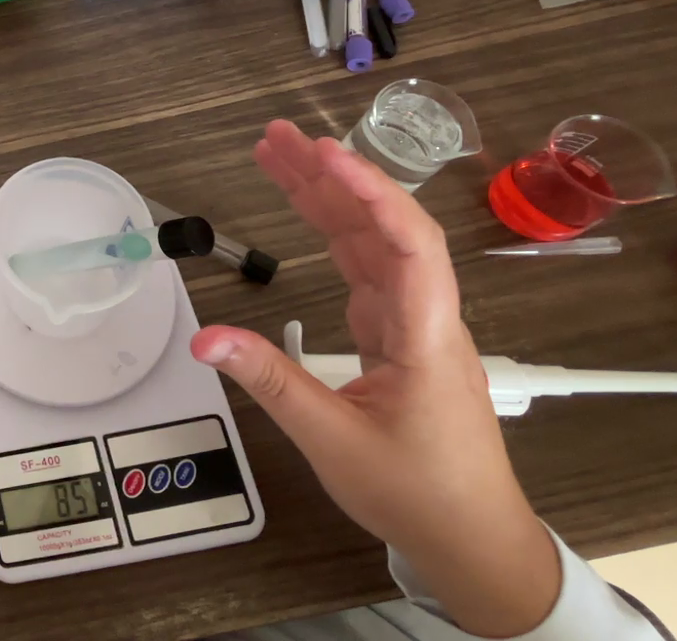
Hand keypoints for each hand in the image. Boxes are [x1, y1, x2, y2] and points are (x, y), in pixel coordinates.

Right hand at [191, 120, 558, 636]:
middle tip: (275, 136)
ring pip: (370, 241)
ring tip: (277, 155)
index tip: (323, 153)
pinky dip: (331, 232)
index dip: (368, 192)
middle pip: (382, 227)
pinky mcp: (395, 332)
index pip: (407, 245)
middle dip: (331, 176)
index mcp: (425, 335)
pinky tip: (307, 211)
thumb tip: (203, 338)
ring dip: (327, 196)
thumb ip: (269, 381)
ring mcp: (411, 321)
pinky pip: (363, 266)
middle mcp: (423, 314)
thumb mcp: (333, 441)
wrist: (473, 541)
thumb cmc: (417, 493)